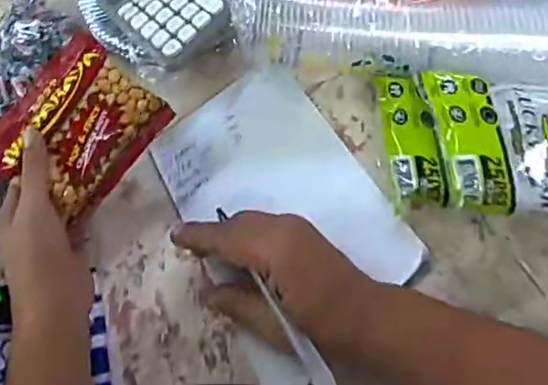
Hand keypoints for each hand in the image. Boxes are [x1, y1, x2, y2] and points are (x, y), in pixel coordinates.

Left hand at [0, 128, 91, 331]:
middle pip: (42, 191)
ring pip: (61, 205)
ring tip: (91, 153)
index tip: (53, 134)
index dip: (33, 159)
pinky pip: (78, 220)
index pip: (19, 181)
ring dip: (73, 186)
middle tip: (77, 139)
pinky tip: (101, 185)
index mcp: (9, 217)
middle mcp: (27, 226)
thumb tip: (30, 129)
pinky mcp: (71, 249)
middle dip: (57, 170)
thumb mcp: (32, 206)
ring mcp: (50, 239)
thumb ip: (34, 170)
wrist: (58, 308)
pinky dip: (87, 205)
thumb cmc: (36, 254)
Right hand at [171, 211, 379, 356]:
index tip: (174, 234)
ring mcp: (293, 224)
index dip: (197, 236)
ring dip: (231, 233)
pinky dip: (247, 233)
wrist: (373, 318)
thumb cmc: (323, 326)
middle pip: (235, 223)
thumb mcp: (276, 325)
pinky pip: (263, 223)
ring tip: (216, 253)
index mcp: (271, 246)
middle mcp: (279, 225)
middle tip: (193, 250)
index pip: (224, 237)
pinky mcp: (302, 229)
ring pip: (248, 220)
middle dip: (213, 234)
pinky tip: (244, 253)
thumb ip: (239, 305)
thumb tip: (207, 291)